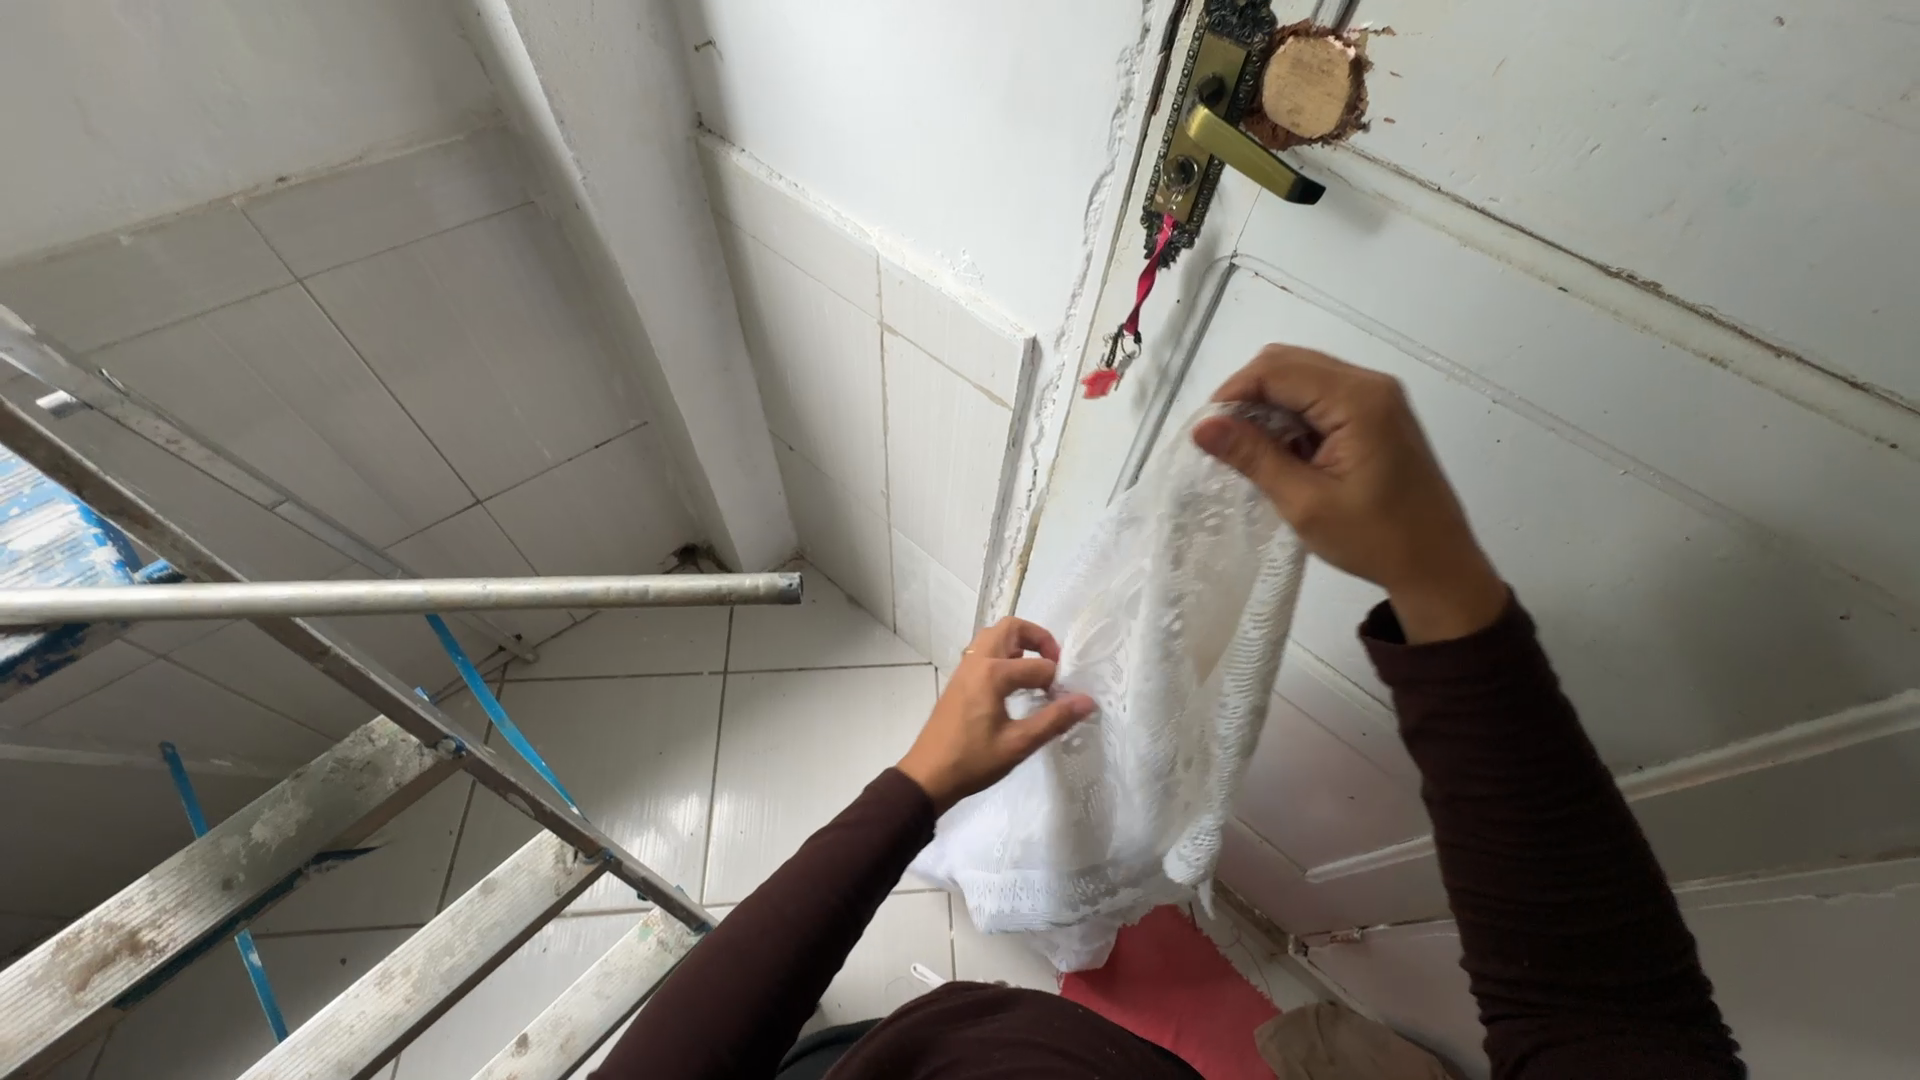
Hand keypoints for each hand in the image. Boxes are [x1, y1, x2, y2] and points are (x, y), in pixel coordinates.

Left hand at [896, 617, 1096, 813]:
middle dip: (1038, 638)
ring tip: (1036, 670)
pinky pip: (983, 652)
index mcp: (992, 674)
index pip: (1038, 666)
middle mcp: (977, 662)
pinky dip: (1003, 654)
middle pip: (1010, 628)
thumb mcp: (1018, 744)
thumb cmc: (973, 761)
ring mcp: (964, 669)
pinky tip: (1014, 683)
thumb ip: (1054, 719)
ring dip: (1018, 643)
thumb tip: (1087, 701)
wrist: (927, 776)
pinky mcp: (958, 680)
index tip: (1067, 701)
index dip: (1058, 682)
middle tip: (1055, 662)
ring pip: (993, 637)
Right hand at [1192, 345, 1506, 642]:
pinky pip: (1318, 396)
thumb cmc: (1374, 539)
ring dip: (1265, 405)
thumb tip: (1202, 427)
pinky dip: (1288, 415)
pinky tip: (1278, 450)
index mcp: (1358, 400)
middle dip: (1245, 395)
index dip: (1231, 394)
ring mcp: (1375, 397)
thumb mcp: (1304, 501)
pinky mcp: (1374, 414)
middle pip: (1287, 363)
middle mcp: (1369, 385)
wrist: (1436, 566)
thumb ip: (1253, 456)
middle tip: (1220, 440)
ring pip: (1300, 377)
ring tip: (1245, 448)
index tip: (1205, 433)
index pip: (1276, 370)